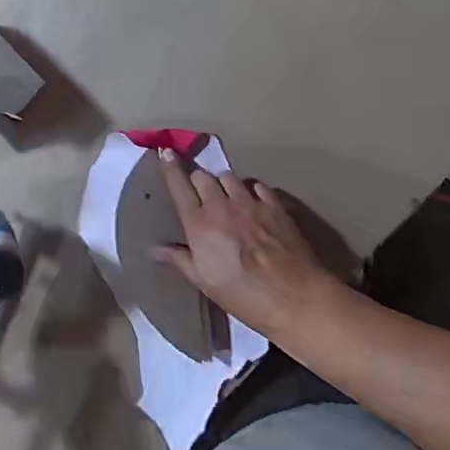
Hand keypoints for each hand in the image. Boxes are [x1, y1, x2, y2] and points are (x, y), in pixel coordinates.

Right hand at [153, 147, 329, 337]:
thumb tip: (156, 249)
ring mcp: (250, 202)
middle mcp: (221, 206)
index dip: (170, 167)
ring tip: (227, 197)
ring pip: (229, 176)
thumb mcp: (204, 282)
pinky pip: (258, 185)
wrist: (293, 297)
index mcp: (199, 224)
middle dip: (198, 181)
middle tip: (201, 194)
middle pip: (203, 176)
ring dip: (223, 183)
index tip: (166, 153)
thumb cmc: (243, 294)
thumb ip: (180, 259)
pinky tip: (254, 202)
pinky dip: (251, 190)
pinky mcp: (275, 205)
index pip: (179, 186)